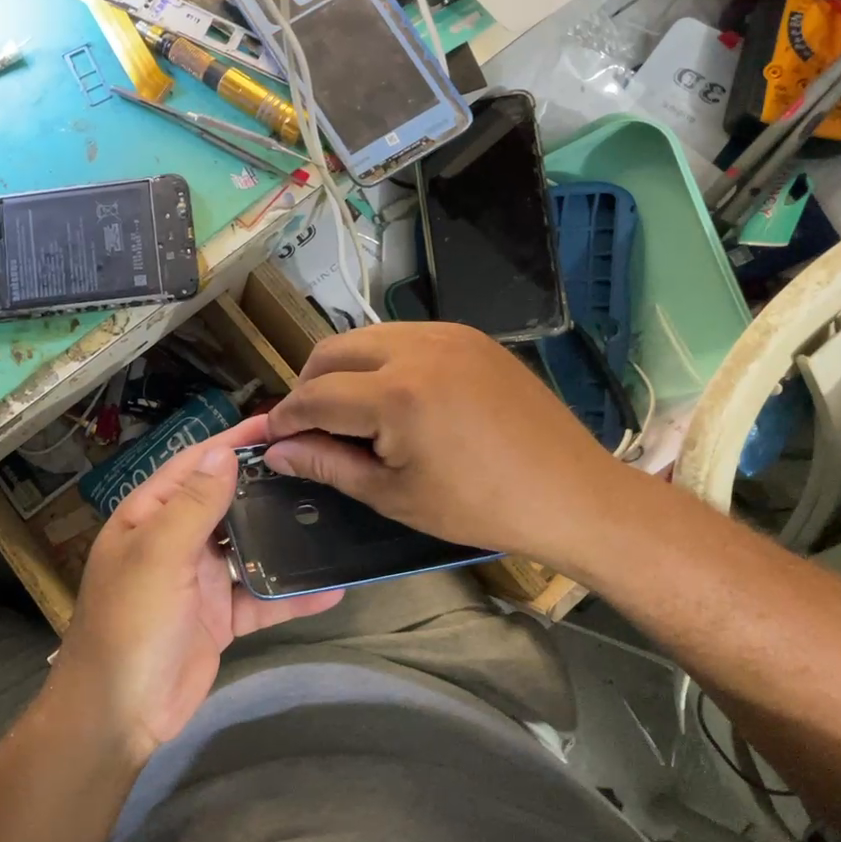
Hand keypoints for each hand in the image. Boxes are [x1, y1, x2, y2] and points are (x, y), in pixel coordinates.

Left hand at [51, 415, 343, 762]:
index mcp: (149, 516)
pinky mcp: (220, 618)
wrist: (119, 714)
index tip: (279, 422)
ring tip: (333, 515)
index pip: (194, 465)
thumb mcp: (158, 556)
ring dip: (283, 537)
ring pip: (249, 548)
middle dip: (265, 485)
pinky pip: (261, 598)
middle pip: (226, 502)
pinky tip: (332, 587)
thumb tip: (224, 454)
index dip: (232, 442)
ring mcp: (199, 580)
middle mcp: (175, 541)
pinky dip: (292, 594)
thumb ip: (193, 506)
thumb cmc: (129, 625)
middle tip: (321, 465)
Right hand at [264, 323, 625, 567]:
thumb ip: (326, 464)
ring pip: (364, 337)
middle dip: (308, 386)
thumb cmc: (478, 506)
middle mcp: (416, 349)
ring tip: (348, 412)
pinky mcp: (468, 336)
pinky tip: (390, 396)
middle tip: (308, 427)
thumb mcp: (392, 494)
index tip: (270, 439)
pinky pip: (402, 335)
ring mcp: (447, 335)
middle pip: (330, 352)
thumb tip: (275, 452)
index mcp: (396, 394)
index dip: (285, 419)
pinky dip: (379, 359)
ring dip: (341, 369)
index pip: (314, 396)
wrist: (570, 493)